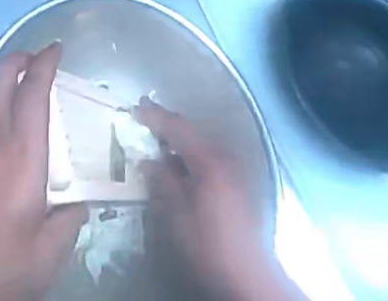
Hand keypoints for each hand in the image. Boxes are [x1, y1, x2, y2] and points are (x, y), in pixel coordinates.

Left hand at [0, 44, 85, 300]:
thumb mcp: (47, 254)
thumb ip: (68, 223)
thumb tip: (78, 206)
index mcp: (22, 151)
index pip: (33, 90)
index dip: (46, 62)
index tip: (56, 48)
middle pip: (0, 75)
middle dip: (19, 58)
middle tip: (38, 59)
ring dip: (3, 79)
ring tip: (22, 89)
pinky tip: (1, 129)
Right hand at [136, 101, 298, 300]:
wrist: (253, 280)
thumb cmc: (210, 246)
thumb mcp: (178, 215)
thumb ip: (163, 181)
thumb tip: (148, 160)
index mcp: (208, 161)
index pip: (177, 127)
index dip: (154, 116)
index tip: (134, 108)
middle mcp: (224, 159)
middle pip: (191, 131)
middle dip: (167, 122)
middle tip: (144, 113)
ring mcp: (235, 172)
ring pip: (201, 143)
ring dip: (179, 138)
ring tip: (158, 137)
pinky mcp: (239, 186)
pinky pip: (210, 157)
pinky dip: (191, 153)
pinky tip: (180, 164)